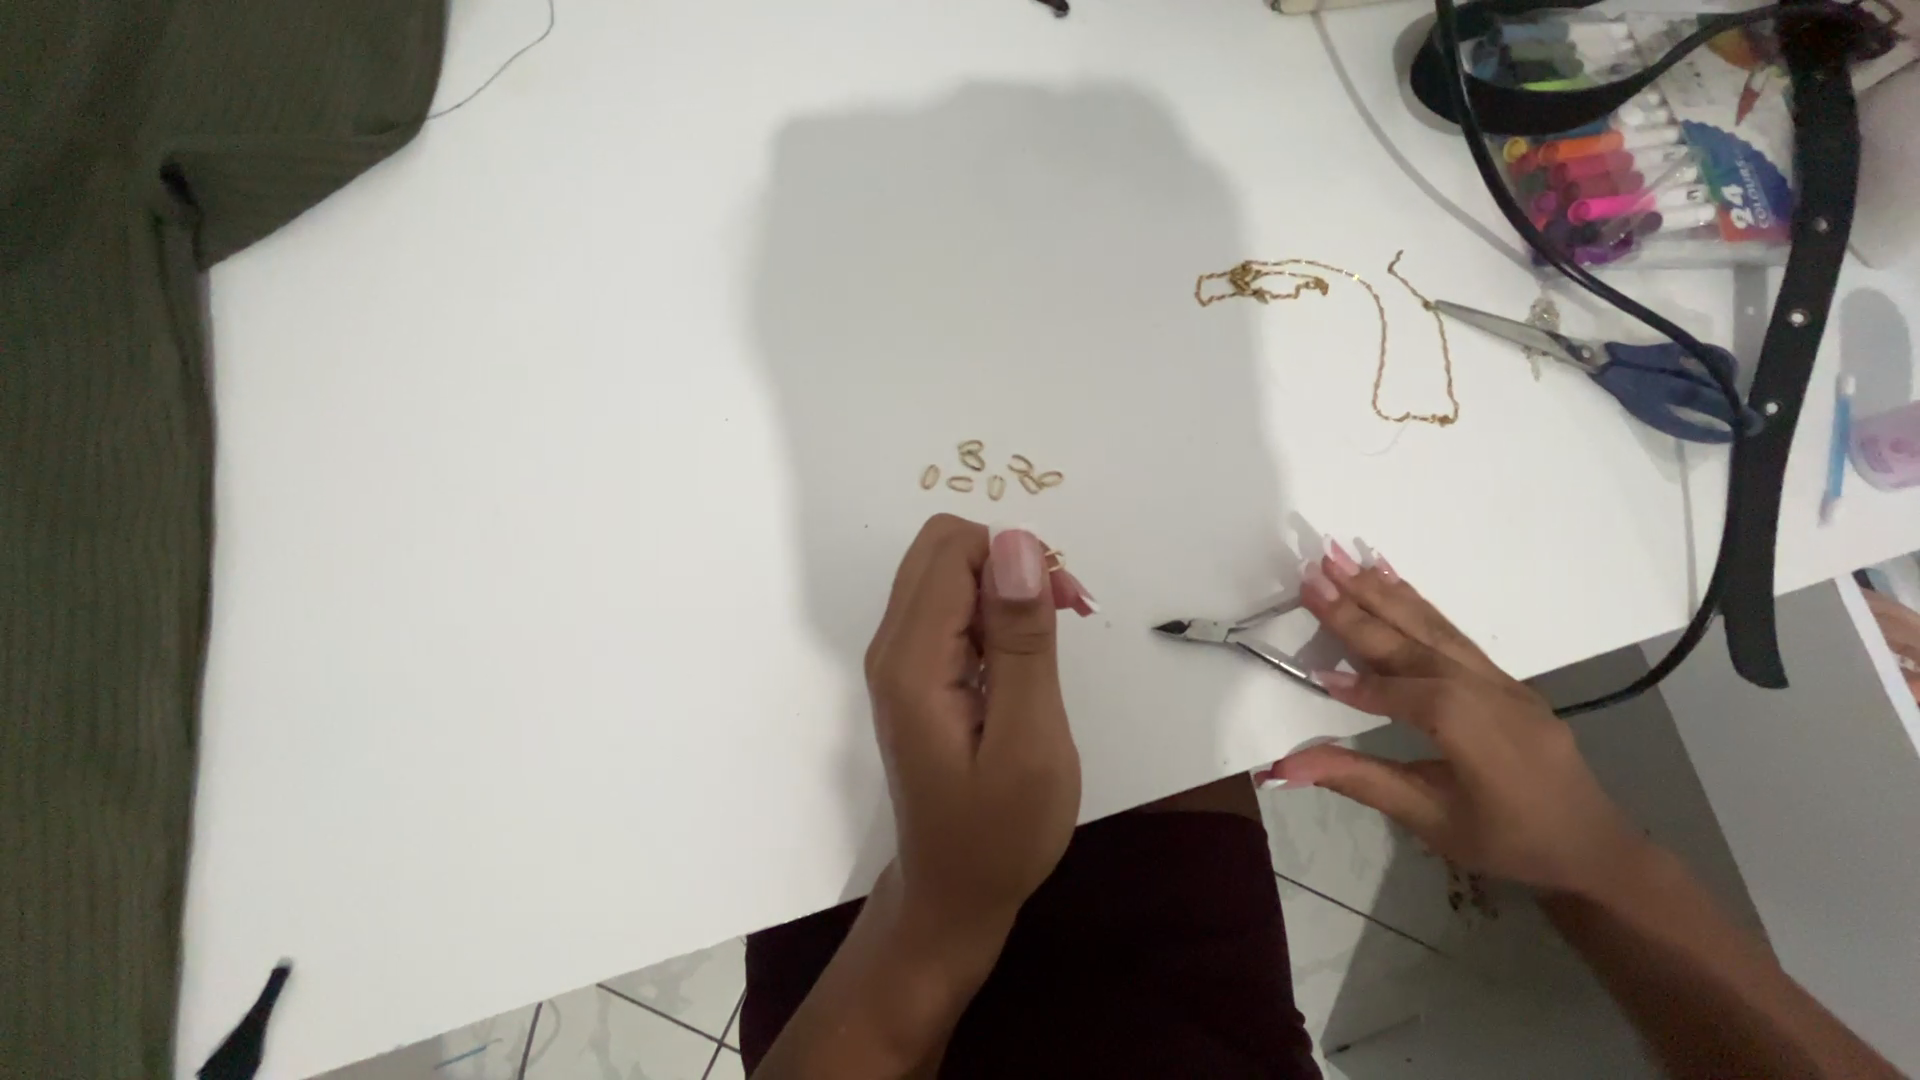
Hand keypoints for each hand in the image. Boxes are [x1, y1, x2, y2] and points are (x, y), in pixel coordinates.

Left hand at [865, 515, 1091, 937]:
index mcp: (912, 661)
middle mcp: (891, 647)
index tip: (1063, 604)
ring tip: (1051, 639)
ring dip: (1006, 587)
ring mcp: (898, 659)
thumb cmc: (1000, 832)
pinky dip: (995, 613)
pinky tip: (1025, 658)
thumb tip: (1018, 544)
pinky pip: (950, 608)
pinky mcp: (915, 673)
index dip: (1015, 558)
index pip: (952, 550)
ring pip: (948, 574)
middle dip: (1010, 563)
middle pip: (942, 550)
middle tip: (1061, 612)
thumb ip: (1022, 640)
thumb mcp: (1030, 741)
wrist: (953, 892)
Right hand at [1268, 545, 1648, 898]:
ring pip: (1433, 627)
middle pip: (1412, 644)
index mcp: (1471, 730)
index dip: (1354, 685)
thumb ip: (1358, 781)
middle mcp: (1487, 692)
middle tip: (1314, 572)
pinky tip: (1394, 578)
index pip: (1400, 694)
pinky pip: (1455, 633)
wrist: (1597, 851)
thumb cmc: (1509, 843)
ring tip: (1343, 559)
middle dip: (1358, 608)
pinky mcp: (1505, 679)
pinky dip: (1418, 602)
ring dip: (1384, 591)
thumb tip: (1283, 769)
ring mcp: (1502, 681)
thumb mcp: (1431, 820)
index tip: (1307, 668)